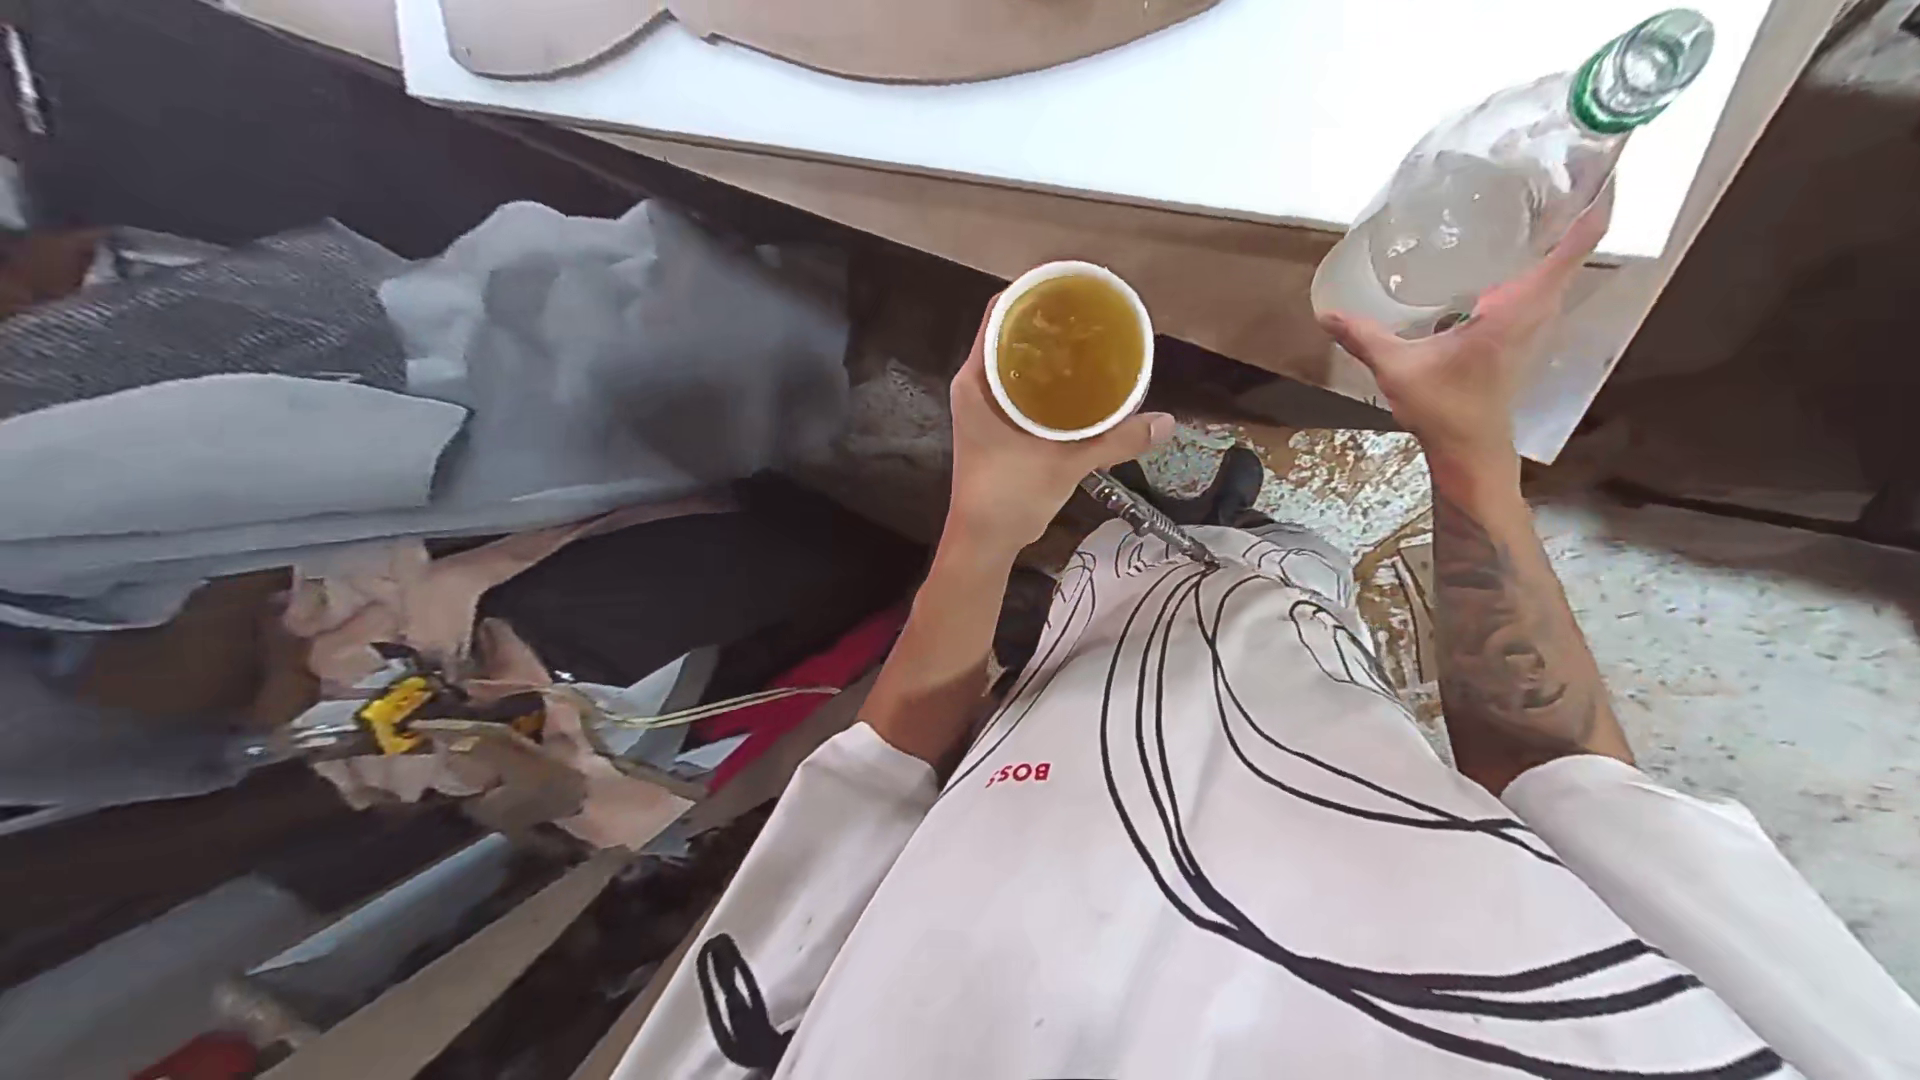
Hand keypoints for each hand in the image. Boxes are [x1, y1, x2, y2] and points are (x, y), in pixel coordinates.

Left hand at [947, 300, 1175, 554]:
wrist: (982, 540)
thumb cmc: (1009, 497)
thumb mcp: (1064, 464)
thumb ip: (1114, 441)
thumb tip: (1167, 421)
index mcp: (976, 382)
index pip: (998, 313)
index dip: (1032, 291)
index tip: (1071, 286)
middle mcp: (973, 386)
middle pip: (1007, 332)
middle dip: (1046, 319)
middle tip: (1090, 313)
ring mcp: (980, 406)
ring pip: (1011, 359)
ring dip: (1045, 349)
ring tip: (1087, 338)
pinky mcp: (991, 424)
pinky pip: (1016, 385)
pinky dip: (1042, 377)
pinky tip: (1075, 380)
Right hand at [1317, 189, 1610, 478]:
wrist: (1468, 446)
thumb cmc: (1445, 406)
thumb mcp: (1398, 367)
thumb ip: (1364, 336)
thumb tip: (1326, 313)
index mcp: (1521, 305)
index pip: (1579, 240)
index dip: (1597, 196)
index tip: (1597, 159)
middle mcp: (1540, 308)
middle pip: (1572, 245)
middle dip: (1566, 206)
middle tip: (1539, 172)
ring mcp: (1535, 323)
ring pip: (1555, 267)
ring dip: (1548, 237)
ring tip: (1520, 206)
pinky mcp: (1522, 336)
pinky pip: (1538, 287)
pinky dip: (1529, 265)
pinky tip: (1493, 263)